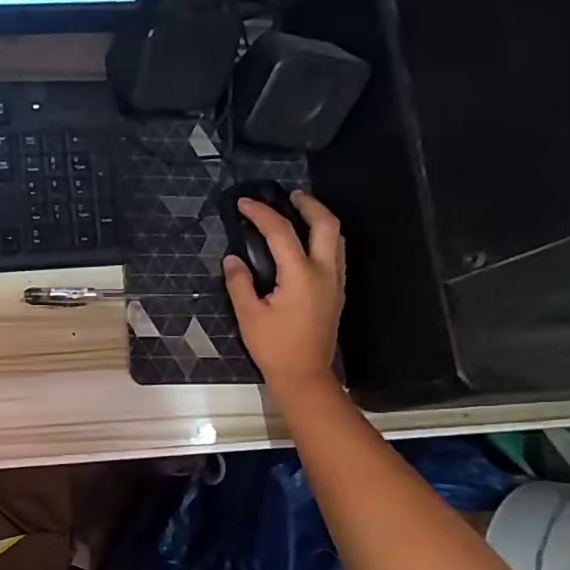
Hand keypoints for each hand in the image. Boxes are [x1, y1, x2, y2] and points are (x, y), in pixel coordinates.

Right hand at [223, 190, 345, 394]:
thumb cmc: (273, 347)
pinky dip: (323, 237)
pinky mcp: (337, 291)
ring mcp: (335, 281)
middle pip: (326, 224)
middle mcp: (325, 272)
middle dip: (308, 204)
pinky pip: (336, 252)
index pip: (281, 233)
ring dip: (319, 218)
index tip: (244, 203)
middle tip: (289, 195)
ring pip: (336, 237)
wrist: (304, 374)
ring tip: (300, 211)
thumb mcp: (249, 315)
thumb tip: (233, 259)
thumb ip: (240, 283)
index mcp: (301, 275)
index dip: (261, 214)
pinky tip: (307, 241)